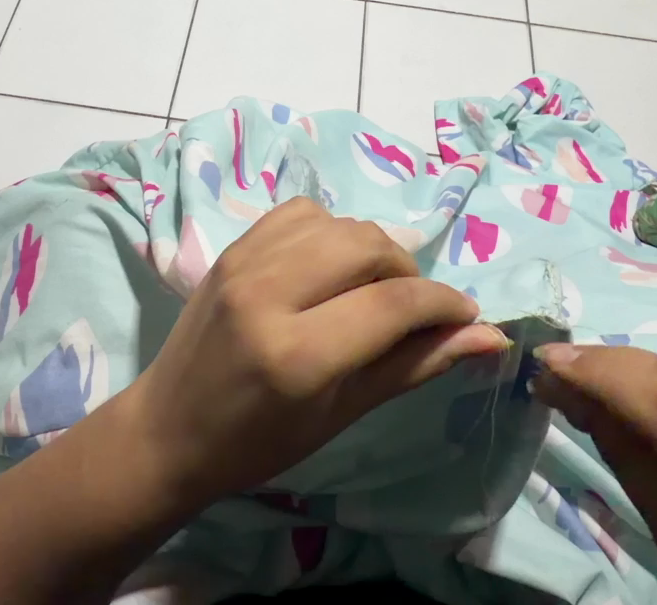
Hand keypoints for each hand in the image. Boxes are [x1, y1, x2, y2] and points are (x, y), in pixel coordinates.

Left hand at [114, 197, 507, 506]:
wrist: (168, 428)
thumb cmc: (258, 442)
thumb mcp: (342, 414)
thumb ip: (414, 366)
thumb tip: (488, 336)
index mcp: (297, 354)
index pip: (394, 304)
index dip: (443, 304)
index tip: (466, 316)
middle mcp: (269, 292)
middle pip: (368, 246)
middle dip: (408, 272)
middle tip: (414, 309)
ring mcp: (244, 261)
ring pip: (338, 222)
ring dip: (371, 250)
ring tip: (371, 289)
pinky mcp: (232, 247)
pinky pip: (300, 213)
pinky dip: (330, 232)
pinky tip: (329, 266)